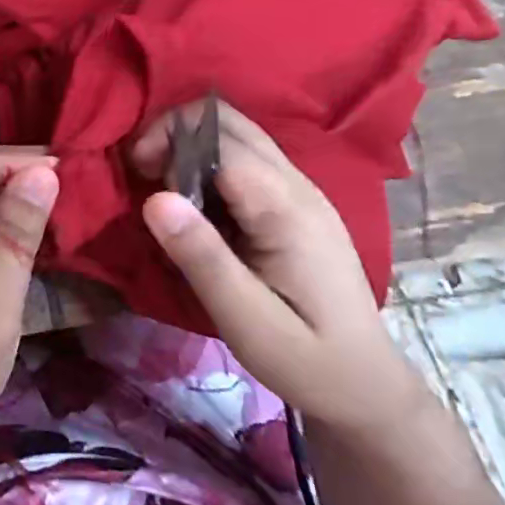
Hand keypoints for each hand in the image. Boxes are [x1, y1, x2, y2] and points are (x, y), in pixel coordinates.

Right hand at [134, 101, 422, 432]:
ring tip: (164, 188)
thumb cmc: (303, 358)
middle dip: (176, 131)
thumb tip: (154, 198)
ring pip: (236, 133)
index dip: (170, 140)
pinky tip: (196, 204)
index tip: (139, 173)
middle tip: (146, 173)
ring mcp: (300, 189)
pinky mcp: (294, 201)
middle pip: (229, 120)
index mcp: (285, 206)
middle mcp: (296, 184)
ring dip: (191, 145)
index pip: (219, 137)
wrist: (365, 384)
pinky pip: (244, 158)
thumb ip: (201, 257)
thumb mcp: (245, 320)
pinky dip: (208, 163)